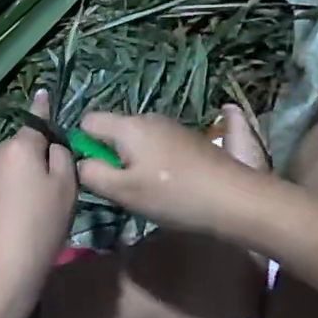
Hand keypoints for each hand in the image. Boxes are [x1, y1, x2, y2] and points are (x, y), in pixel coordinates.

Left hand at [0, 92, 77, 313]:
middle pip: (23, 147)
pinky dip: (12, 193)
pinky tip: (21, 219)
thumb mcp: (66, 188)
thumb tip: (51, 146)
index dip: (44, 108)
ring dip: (25, 177)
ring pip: (11, 167)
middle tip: (59, 187)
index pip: (35, 120)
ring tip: (41, 209)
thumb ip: (62, 156)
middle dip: (39, 157)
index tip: (44, 93)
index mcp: (17, 147)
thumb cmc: (39, 226)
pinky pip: (0, 186)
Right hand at [76, 106, 275, 235]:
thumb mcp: (124, 191)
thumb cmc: (174, 195)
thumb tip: (80, 163)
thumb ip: (92, 174)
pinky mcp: (188, 139)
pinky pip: (156, 145)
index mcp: (128, 125)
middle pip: (113, 130)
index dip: (84, 144)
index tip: (96, 171)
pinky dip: (153, 162)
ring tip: (147, 190)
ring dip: (133, 161)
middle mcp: (148, 118)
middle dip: (110, 155)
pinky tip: (168, 186)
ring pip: (135, 140)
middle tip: (122, 187)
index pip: (88, 121)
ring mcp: (171, 126)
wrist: (237, 199)